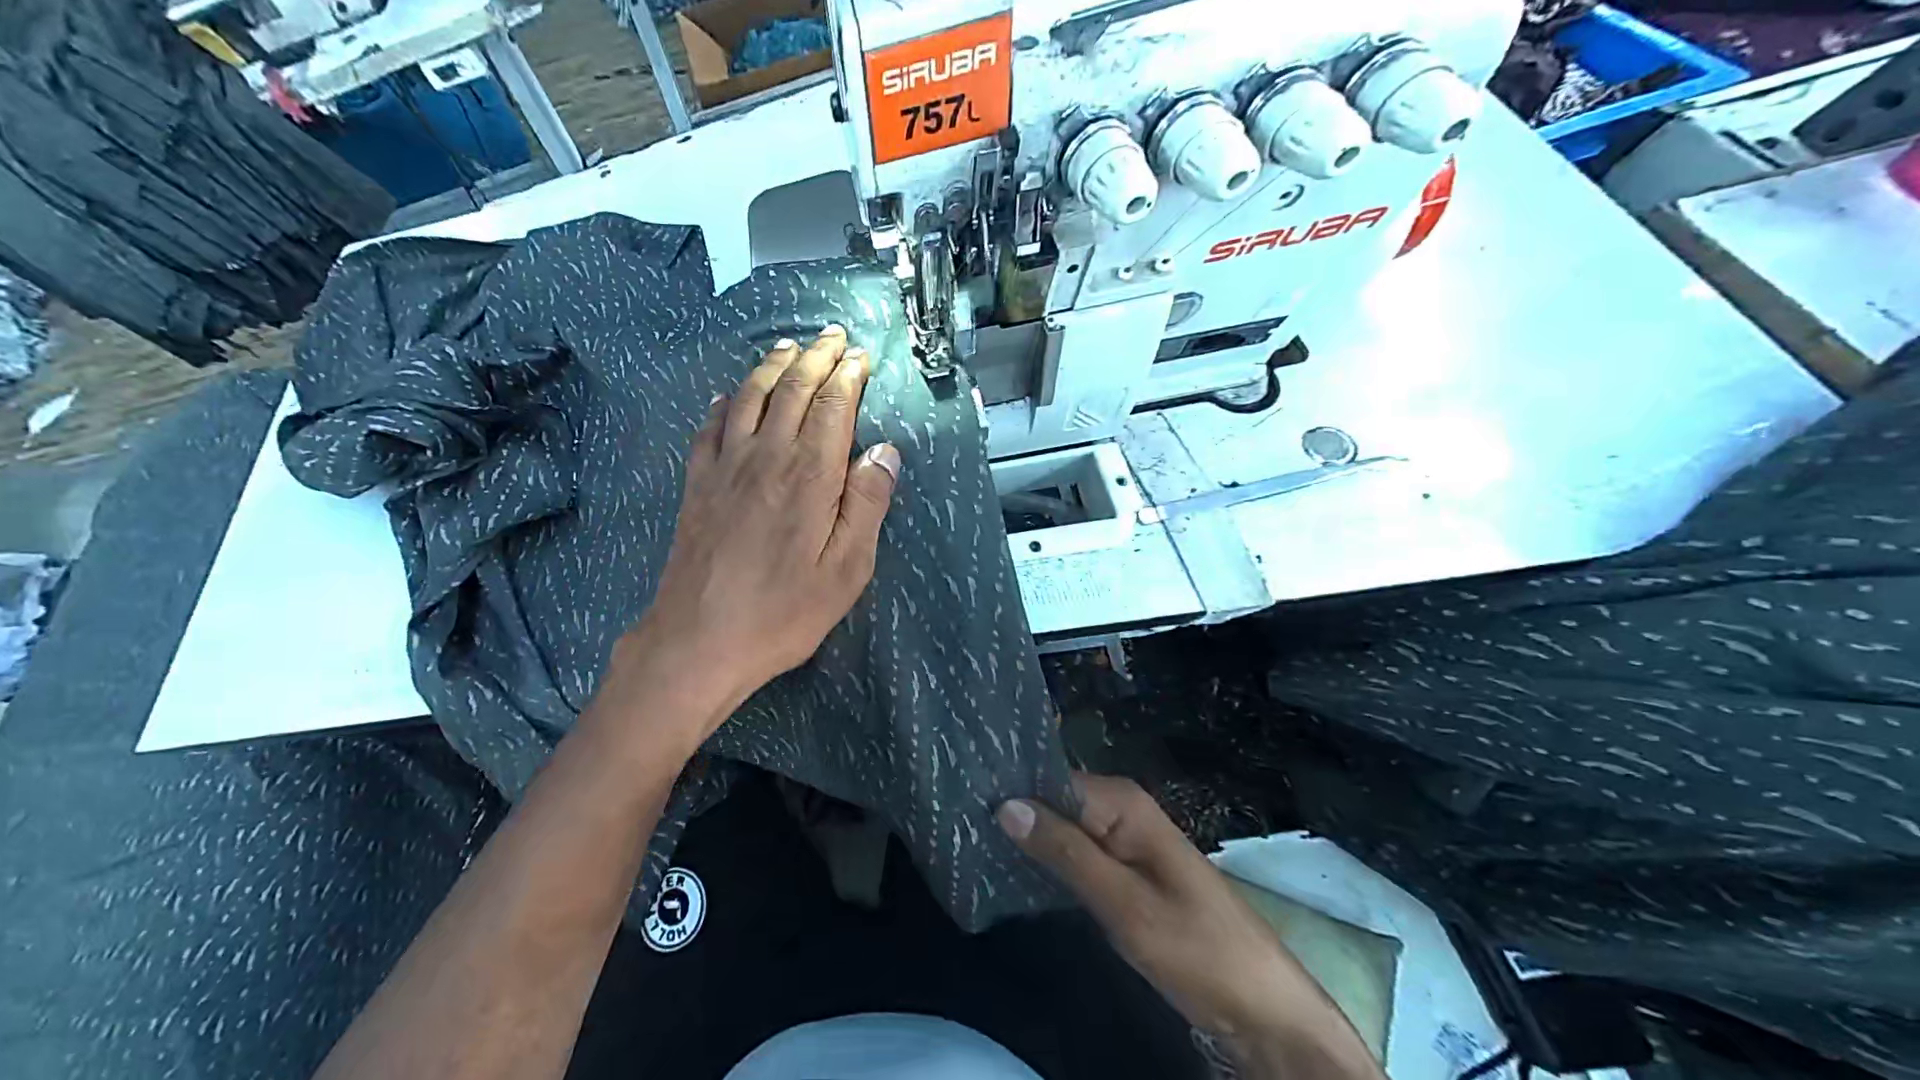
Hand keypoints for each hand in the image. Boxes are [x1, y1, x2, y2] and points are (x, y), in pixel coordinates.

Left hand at [611, 327, 899, 735]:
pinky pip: (710, 427)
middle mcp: (767, 456)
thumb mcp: (846, 570)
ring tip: (788, 347)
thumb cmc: (784, 612)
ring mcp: (725, 467)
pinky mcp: (697, 484)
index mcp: (810, 475)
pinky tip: (728, 395)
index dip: (848, 377)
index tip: (860, 356)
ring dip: (772, 367)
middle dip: (815, 358)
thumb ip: (867, 505)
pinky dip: (724, 403)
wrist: (698, 640)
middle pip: (792, 391)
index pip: (833, 407)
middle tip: (832, 337)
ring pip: (750, 398)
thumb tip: (885, 451)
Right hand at [997, 774, 1382, 1079]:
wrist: (1261, 1008)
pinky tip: (1009, 870)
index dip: (1009, 787)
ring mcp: (1122, 841)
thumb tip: (1005, 803)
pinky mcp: (1123, 872)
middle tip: (956, 824)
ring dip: (1026, 839)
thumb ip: (1065, 851)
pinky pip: (1075, 854)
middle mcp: (1120, 810)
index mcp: (1122, 802)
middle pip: (1053, 801)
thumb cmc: (1196, 948)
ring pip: (1060, 829)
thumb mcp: (1123, 904)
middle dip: (1012, 813)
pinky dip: (1046, 862)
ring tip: (969, 842)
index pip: (1050, 778)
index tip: (960, 796)